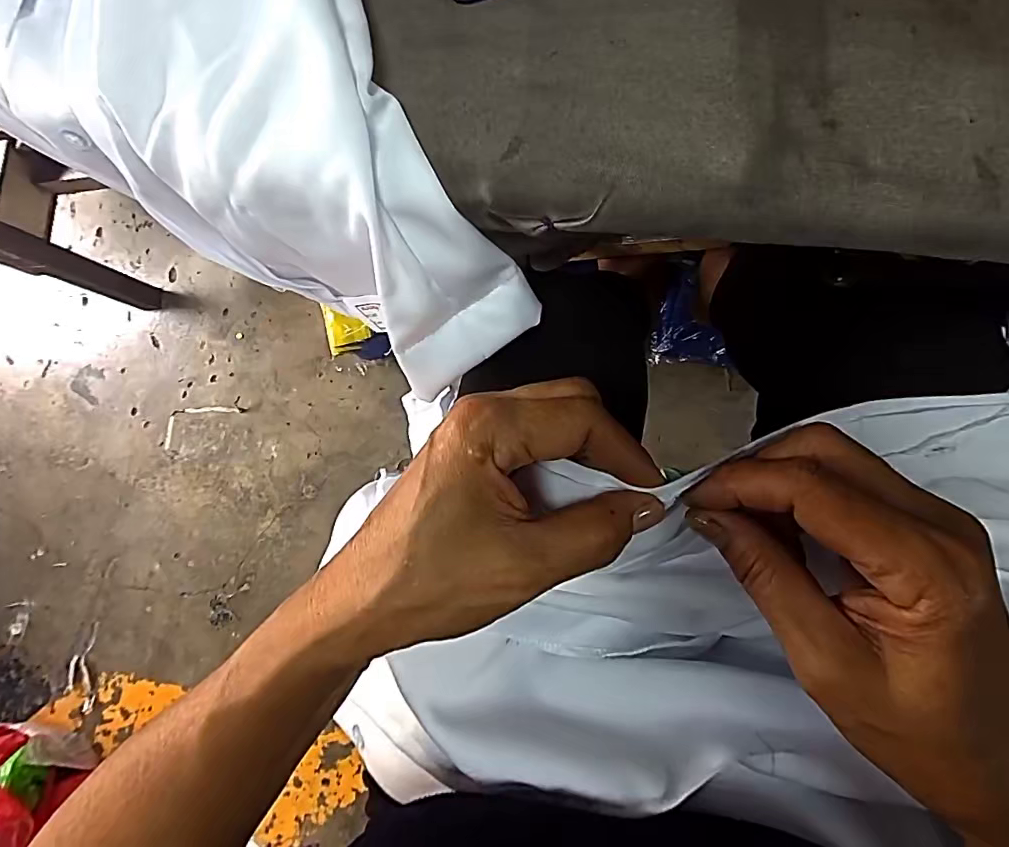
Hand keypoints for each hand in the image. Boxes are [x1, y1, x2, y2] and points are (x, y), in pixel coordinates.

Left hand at [315, 379, 666, 656]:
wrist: (357, 606)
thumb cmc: (429, 584)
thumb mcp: (526, 566)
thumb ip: (596, 532)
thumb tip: (644, 507)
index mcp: (488, 426)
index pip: (582, 417)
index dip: (626, 453)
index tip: (651, 491)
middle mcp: (480, 410)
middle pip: (571, 401)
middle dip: (608, 445)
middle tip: (628, 491)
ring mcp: (473, 424)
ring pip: (556, 414)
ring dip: (586, 452)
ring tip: (600, 498)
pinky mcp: (471, 444)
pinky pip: (535, 433)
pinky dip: (562, 458)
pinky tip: (565, 497)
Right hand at [683, 424, 1008, 846]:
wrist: (994, 759)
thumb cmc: (920, 734)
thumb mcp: (827, 665)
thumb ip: (769, 578)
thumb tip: (718, 518)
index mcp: (926, 564)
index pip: (818, 488)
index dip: (748, 482)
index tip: (701, 496)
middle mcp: (942, 521)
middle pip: (831, 450)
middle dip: (762, 466)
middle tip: (716, 503)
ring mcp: (942, 515)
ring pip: (842, 456)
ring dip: (783, 473)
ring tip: (741, 514)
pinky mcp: (932, 520)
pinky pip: (858, 479)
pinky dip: (809, 489)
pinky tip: (781, 521)